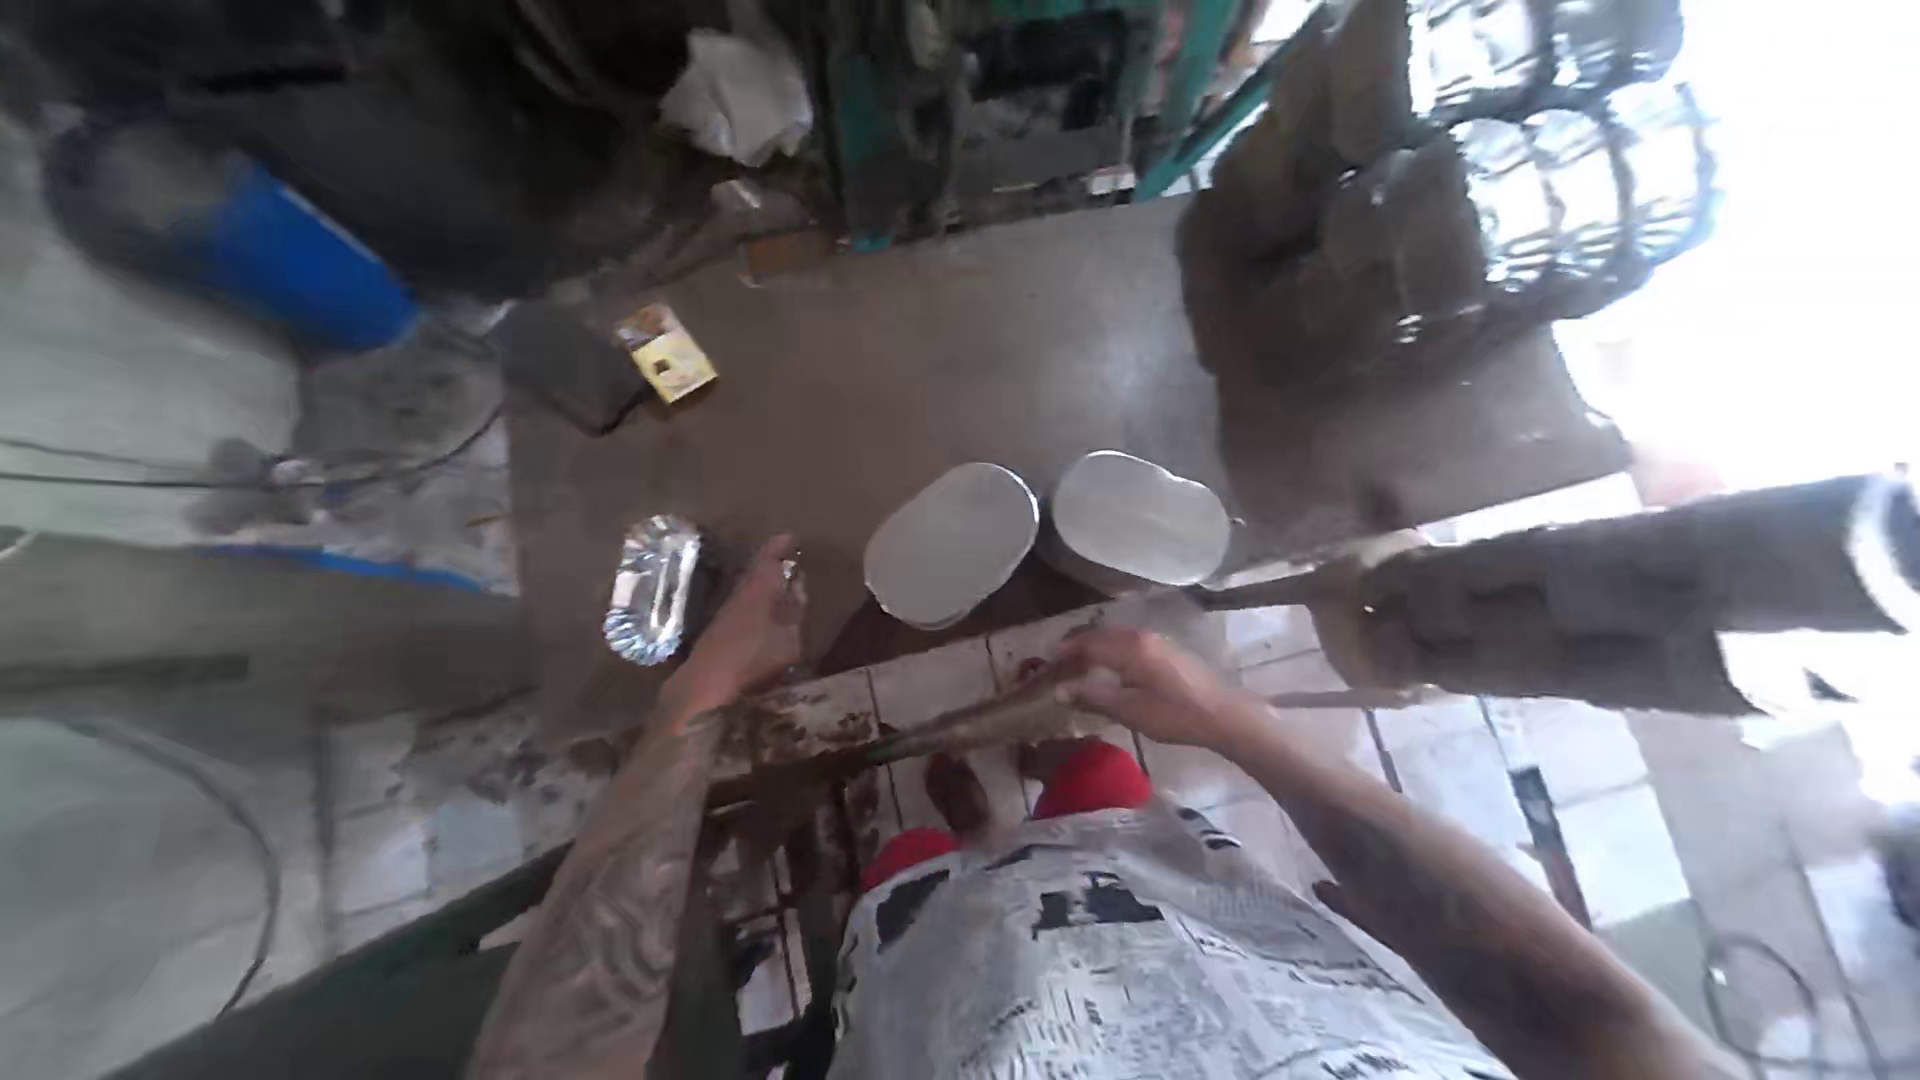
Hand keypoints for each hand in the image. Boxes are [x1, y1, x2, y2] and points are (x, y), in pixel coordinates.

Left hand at [670, 534, 805, 712]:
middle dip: (773, 562)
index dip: (781, 545)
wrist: (705, 689)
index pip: (769, 556)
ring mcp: (727, 612)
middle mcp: (740, 594)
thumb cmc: (754, 659)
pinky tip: (767, 611)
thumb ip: (795, 608)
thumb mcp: (789, 636)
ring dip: (765, 582)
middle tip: (791, 559)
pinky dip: (757, 599)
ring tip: (784, 583)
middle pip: (757, 570)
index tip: (793, 537)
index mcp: (758, 588)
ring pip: (749, 587)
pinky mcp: (719, 630)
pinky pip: (743, 602)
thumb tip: (798, 584)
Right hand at [1052, 627, 1261, 750]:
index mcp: (1128, 647)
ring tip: (1080, 664)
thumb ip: (1092, 697)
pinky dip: (1111, 650)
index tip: (1047, 661)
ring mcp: (1156, 640)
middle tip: (1059, 661)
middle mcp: (1140, 636)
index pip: (1087, 642)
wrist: (1224, 715)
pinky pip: (1128, 642)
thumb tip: (1060, 691)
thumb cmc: (1174, 714)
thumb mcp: (1129, 710)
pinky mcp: (1166, 650)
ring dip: (1094, 647)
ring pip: (1114, 637)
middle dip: (1077, 645)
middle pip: (1099, 634)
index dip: (1065, 651)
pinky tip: (1110, 666)